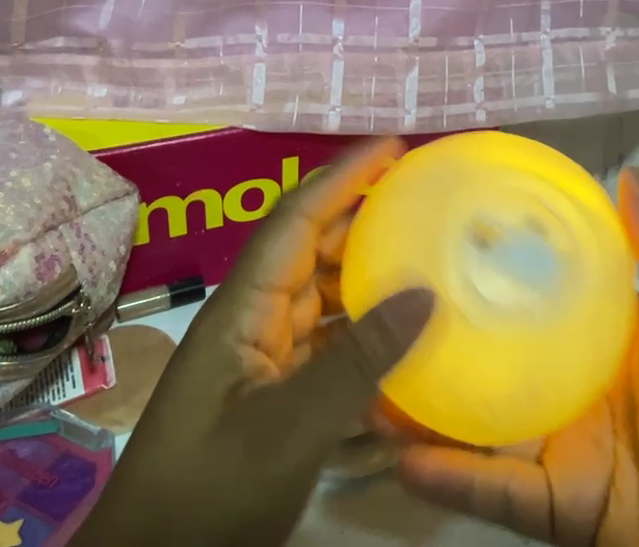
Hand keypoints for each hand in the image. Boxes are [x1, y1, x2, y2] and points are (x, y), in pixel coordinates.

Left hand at [83, 138, 433, 545]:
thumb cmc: (210, 492)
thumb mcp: (289, 429)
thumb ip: (358, 361)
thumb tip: (425, 292)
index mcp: (243, 307)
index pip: (297, 219)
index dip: (343, 176)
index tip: (394, 147)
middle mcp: (253, 318)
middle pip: (313, 248)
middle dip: (363, 215)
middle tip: (426, 197)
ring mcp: (263, 357)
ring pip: (323, 296)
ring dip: (369, 273)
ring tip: (428, 253)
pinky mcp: (273, 393)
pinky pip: (326, 345)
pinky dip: (364, 333)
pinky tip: (405, 336)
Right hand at [395, 168, 638, 546]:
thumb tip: (628, 174)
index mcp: (616, 339)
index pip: (551, 289)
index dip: (506, 260)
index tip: (450, 227)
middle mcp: (581, 385)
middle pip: (502, 354)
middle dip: (448, 336)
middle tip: (388, 309)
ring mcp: (566, 447)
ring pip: (484, 422)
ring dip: (429, 411)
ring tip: (370, 388)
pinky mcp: (562, 509)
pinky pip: (500, 490)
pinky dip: (455, 479)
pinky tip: (406, 462)